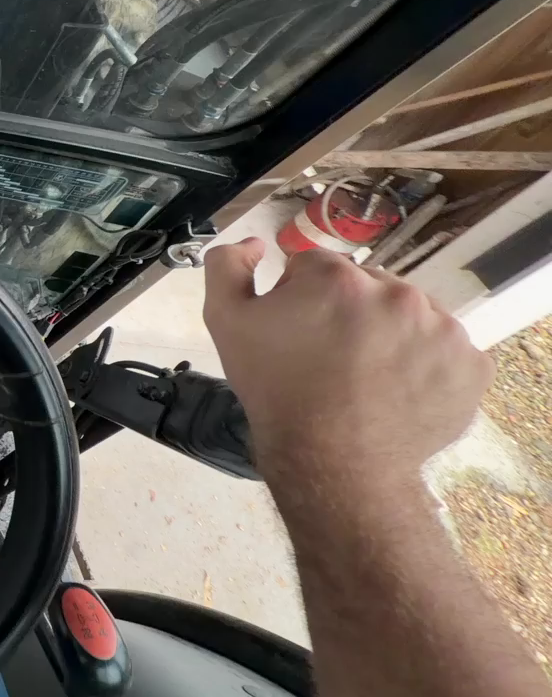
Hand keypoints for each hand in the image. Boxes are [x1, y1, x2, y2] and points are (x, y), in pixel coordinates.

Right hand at [202, 238, 492, 489]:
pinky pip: (438, 346)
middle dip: (340, 308)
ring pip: (402, 313)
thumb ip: (227, 266)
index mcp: (337, 278)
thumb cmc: (271, 382)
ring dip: (380, 330)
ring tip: (354, 369)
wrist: (331, 452)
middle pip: (361, 285)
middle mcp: (398, 292)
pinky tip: (386, 383)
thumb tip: (255, 244)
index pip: (311, 264)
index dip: (291, 292)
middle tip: (317, 349)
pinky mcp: (472, 363)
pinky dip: (415, 358)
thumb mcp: (223, 319)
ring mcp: (443, 328)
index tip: (286, 325)